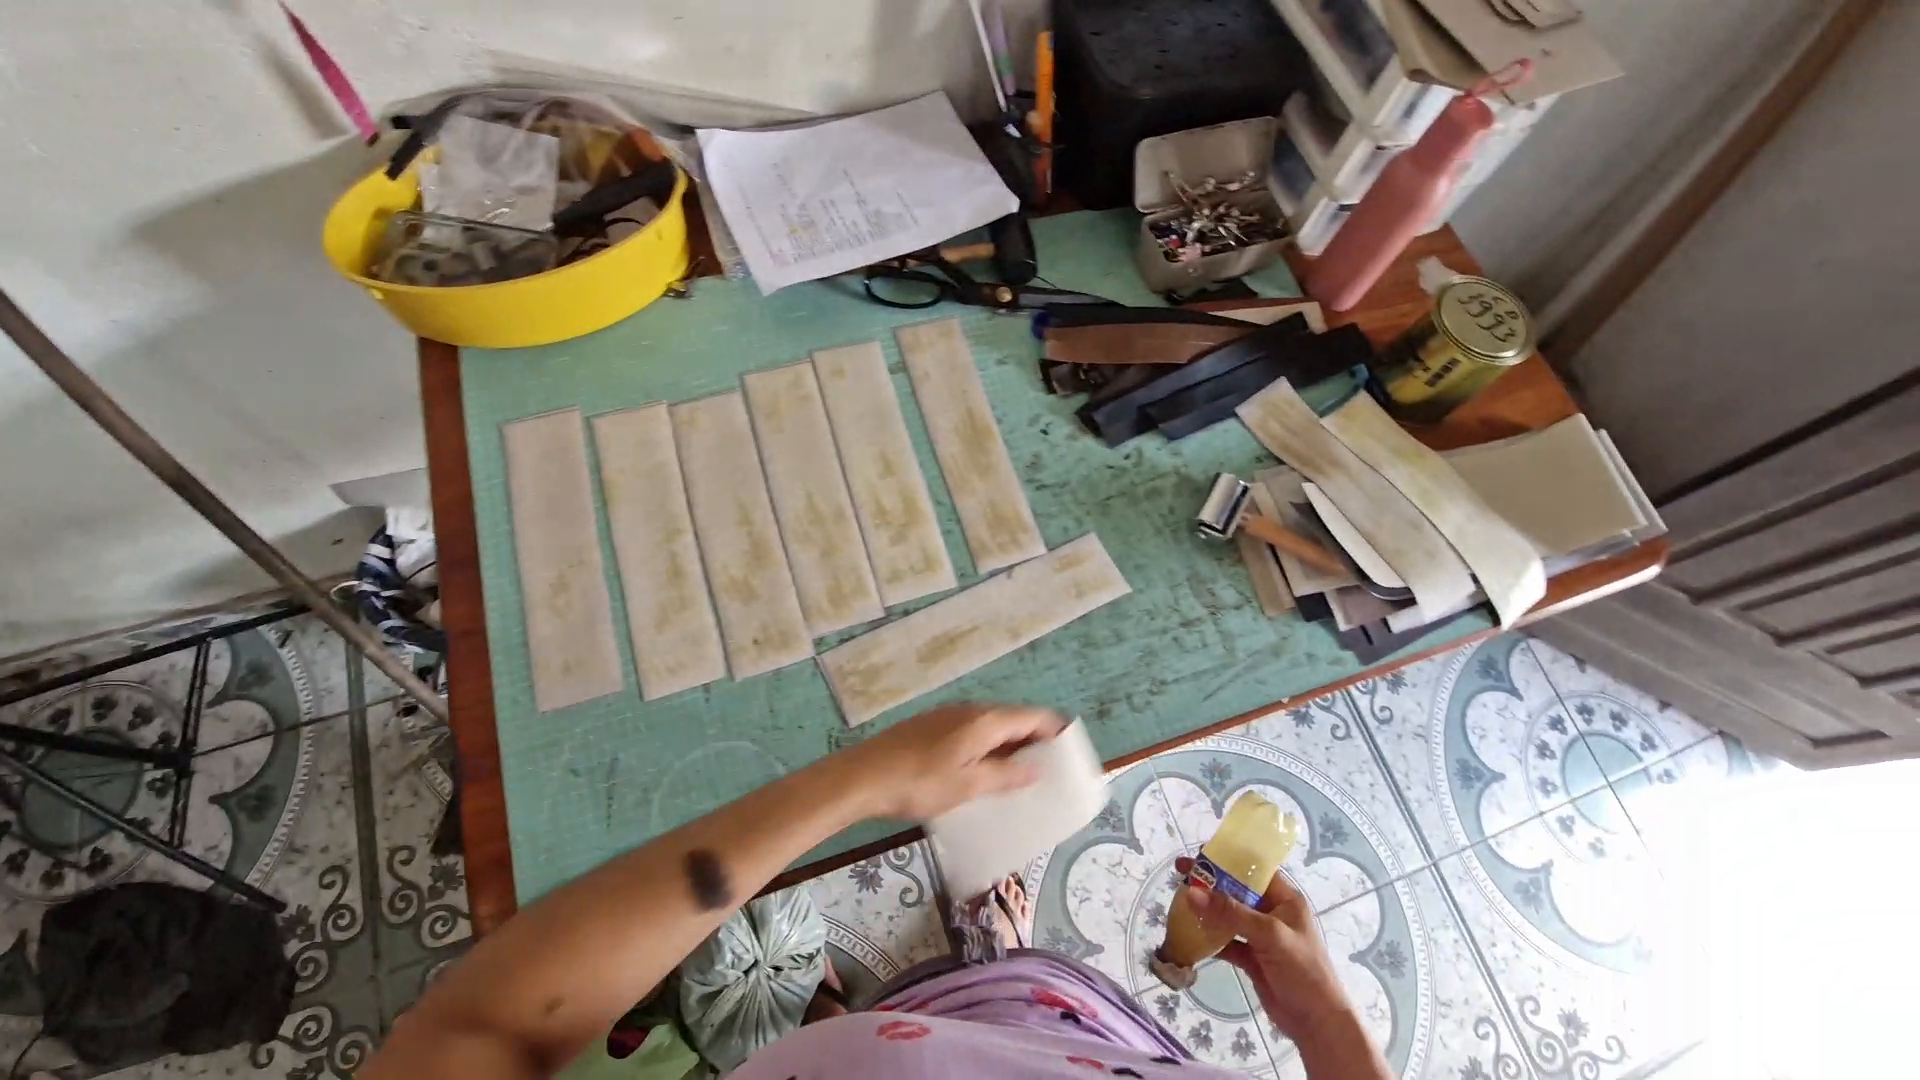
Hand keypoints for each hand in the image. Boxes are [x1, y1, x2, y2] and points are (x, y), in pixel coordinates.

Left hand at [841, 703, 1064, 821]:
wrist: (862, 777)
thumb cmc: (919, 783)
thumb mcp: (968, 785)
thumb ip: (1004, 775)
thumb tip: (1035, 768)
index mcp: (985, 721)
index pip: (1032, 717)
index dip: (1055, 730)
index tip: (1071, 749)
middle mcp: (970, 710)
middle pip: (1013, 719)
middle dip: (1033, 740)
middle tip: (1049, 768)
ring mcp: (948, 716)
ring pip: (991, 725)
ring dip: (1009, 744)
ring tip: (1020, 774)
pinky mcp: (931, 726)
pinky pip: (972, 731)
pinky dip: (987, 746)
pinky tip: (982, 770)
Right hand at [1174, 857, 1355, 1043]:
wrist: (1317, 1024)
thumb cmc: (1303, 970)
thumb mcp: (1270, 935)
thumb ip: (1231, 913)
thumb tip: (1191, 893)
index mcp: (1284, 899)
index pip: (1253, 870)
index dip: (1227, 859)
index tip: (1198, 853)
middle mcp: (1271, 913)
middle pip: (1235, 891)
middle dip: (1209, 883)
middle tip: (1179, 873)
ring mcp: (1260, 936)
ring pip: (1228, 915)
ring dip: (1206, 909)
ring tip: (1178, 900)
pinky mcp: (1251, 957)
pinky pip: (1225, 940)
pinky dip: (1209, 937)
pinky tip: (1189, 933)